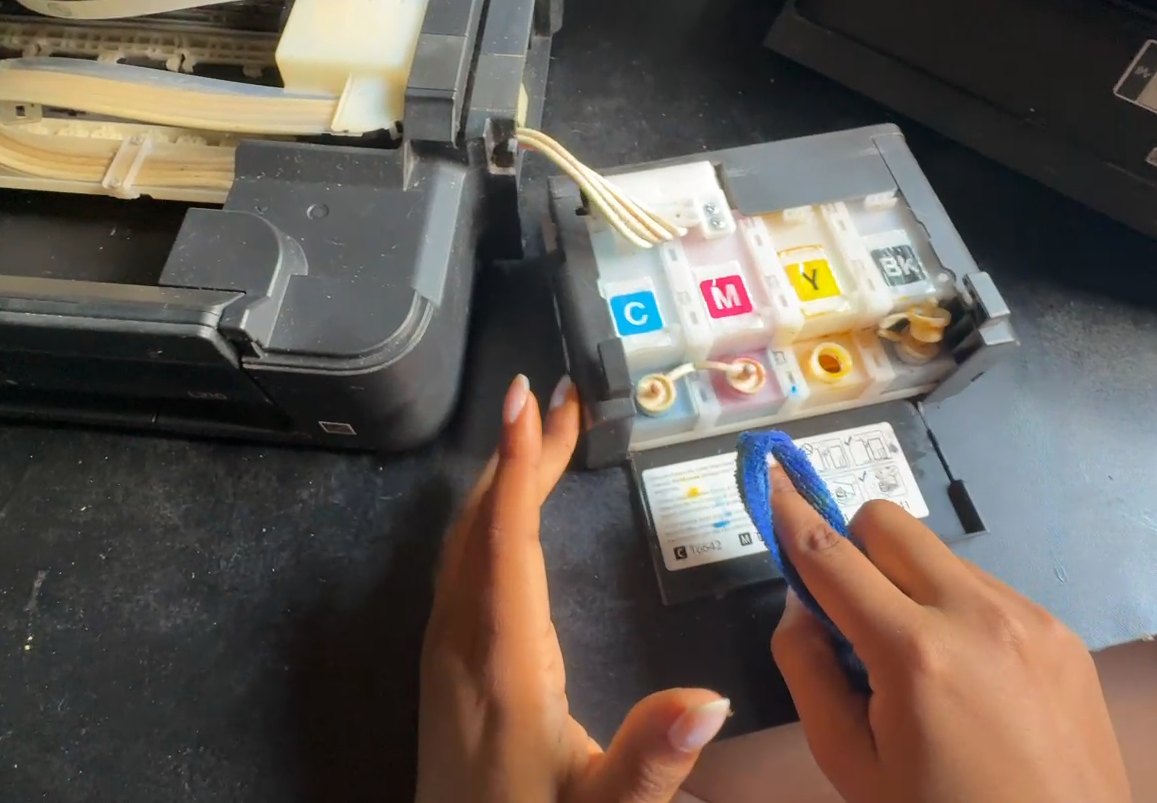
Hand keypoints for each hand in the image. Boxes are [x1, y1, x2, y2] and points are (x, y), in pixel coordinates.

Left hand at [417, 374, 730, 802]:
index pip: (506, 537)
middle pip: (487, 516)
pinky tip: (512, 501)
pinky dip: (492, 507)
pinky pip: (465, 552)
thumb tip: (711, 697)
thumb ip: (651, 760)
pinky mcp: (445, 648)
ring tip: (546, 430)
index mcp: (501, 657)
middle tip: (561, 397)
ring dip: (507, 472)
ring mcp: (446, 637)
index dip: (520, 462)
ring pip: (469, 530)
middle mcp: (462, 631)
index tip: (527, 399)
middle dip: (524, 448)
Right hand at [767, 482, 1130, 802]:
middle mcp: (976, 616)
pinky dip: (952, 607)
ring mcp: (1030, 619)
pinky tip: (971, 675)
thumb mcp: (846, 761)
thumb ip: (805, 666)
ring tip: (923, 660)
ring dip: (906, 581)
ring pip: (935, 553)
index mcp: (915, 654)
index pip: (830, 556)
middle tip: (854, 611)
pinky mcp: (1063, 632)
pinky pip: (981, 586)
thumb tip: (803, 601)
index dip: (790, 512)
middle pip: (888, 523)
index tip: (768, 476)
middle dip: (854, 547)